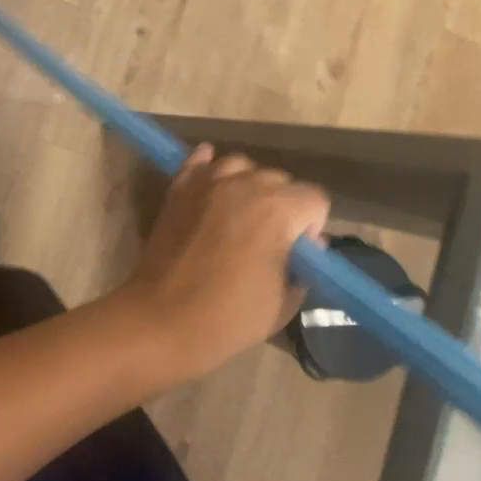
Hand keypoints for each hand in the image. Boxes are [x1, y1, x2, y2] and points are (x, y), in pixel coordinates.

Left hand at [113, 145, 329, 380]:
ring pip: (239, 165)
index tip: (298, 251)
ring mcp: (205, 183)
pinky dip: (208, 166)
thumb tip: (306, 245)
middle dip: (283, 204)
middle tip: (270, 239)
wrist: (165, 316)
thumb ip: (303, 266)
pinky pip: (197, 164)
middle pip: (277, 179)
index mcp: (278, 209)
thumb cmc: (231, 315)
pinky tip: (212, 177)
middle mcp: (243, 185)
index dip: (312, 225)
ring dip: (247, 184)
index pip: (314, 197)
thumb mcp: (285, 299)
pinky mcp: (177, 190)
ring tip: (241, 216)